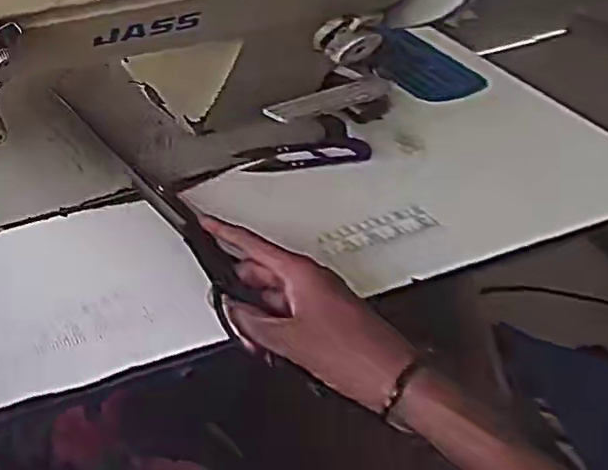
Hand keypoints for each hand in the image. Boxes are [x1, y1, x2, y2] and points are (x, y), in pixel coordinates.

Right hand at [199, 215, 419, 412]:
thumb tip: (235, 311)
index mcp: (299, 271)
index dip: (223, 230)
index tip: (206, 221)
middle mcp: (310, 278)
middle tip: (230, 307)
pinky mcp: (330, 315)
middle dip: (242, 289)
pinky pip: (291, 308)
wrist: (401, 385)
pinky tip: (275, 344)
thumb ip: (252, 321)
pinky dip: (278, 322)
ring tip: (256, 337)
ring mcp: (321, 296)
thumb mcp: (289, 339)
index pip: (250, 242)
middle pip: (261, 271)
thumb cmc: (358, 357)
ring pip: (275, 294)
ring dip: (261, 312)